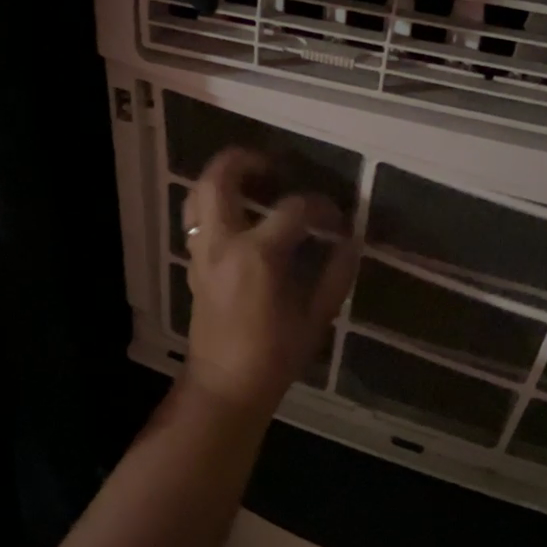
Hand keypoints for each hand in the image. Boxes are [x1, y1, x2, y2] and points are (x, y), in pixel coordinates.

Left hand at [179, 148, 360, 415]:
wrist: (225, 386)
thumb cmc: (274, 356)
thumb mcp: (316, 316)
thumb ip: (336, 273)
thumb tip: (352, 241)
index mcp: (257, 255)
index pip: (293, 209)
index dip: (321, 208)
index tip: (338, 221)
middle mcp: (223, 243)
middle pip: (220, 178)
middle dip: (245, 160)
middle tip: (274, 166)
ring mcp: (202, 252)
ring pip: (198, 193)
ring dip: (222, 177)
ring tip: (252, 181)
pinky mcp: (194, 264)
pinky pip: (196, 218)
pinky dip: (214, 203)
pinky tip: (240, 213)